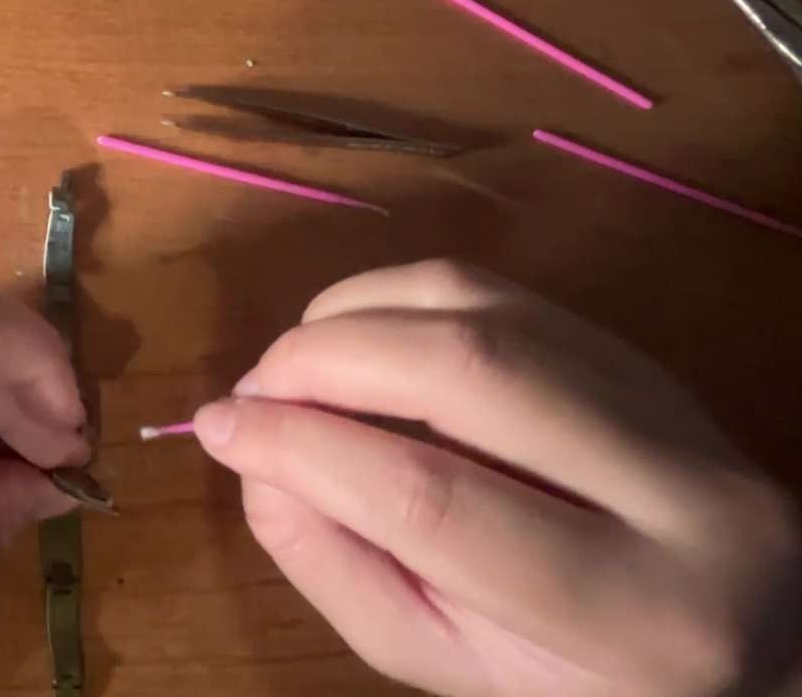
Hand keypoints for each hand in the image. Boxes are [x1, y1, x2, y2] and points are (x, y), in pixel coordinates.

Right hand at [194, 260, 801, 696]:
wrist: (725, 621)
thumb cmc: (557, 661)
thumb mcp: (430, 652)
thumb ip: (326, 561)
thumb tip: (250, 451)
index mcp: (635, 612)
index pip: (431, 496)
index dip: (297, 448)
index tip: (216, 428)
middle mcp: (683, 491)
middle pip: (461, 369)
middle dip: (315, 363)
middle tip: (252, 393)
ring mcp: (658, 396)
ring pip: (463, 307)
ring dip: (337, 322)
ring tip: (292, 368)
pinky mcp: (616, 341)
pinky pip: (469, 283)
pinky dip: (372, 296)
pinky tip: (344, 338)